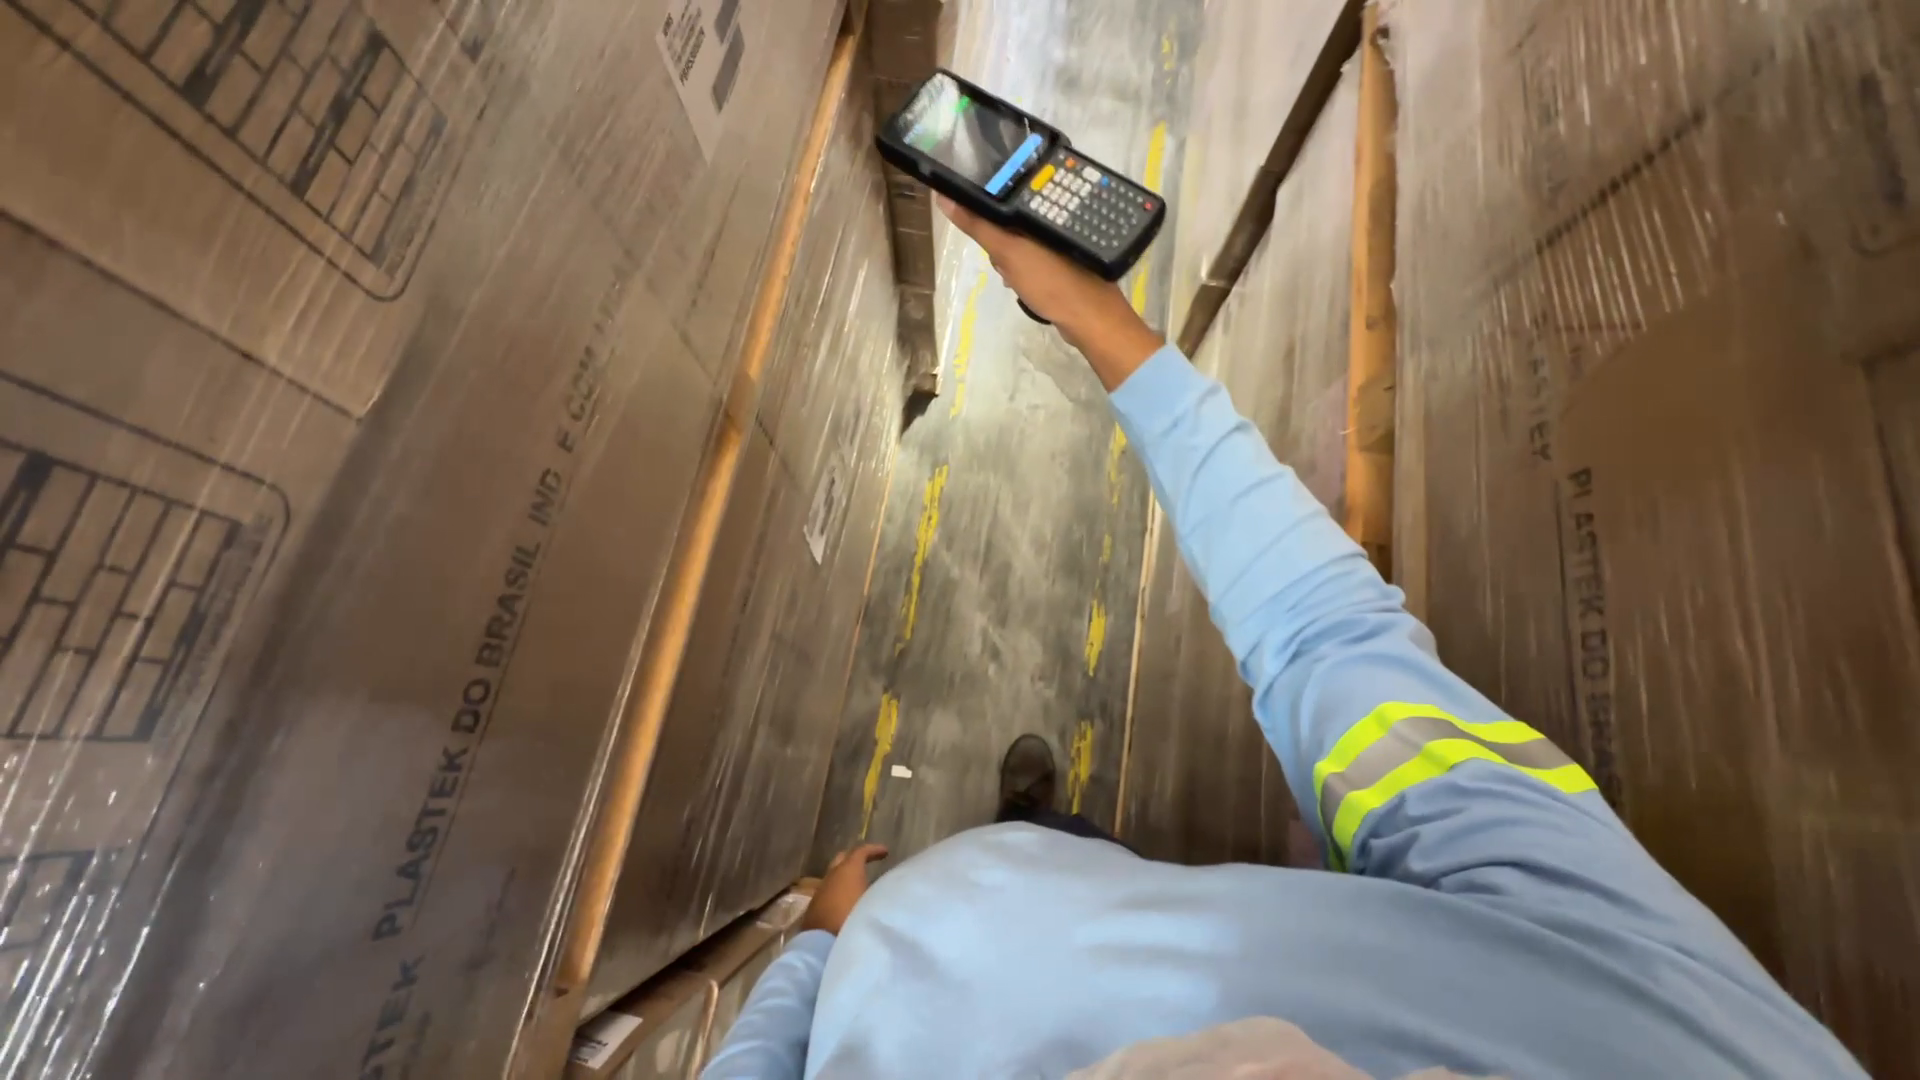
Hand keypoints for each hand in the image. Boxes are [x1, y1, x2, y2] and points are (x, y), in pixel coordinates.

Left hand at [802, 843, 888, 935]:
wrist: (821, 945)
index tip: (885, 852)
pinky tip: (845, 902)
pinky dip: (838, 890)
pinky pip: (829, 891)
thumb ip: (881, 892)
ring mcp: (820, 890)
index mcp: (848, 870)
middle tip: (869, 862)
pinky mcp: (814, 907)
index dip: (874, 849)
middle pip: (843, 858)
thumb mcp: (874, 903)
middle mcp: (832, 875)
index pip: (860, 851)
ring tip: (858, 884)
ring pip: (834, 875)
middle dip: (856, 858)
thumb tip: (890, 889)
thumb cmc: (853, 919)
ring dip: (845, 876)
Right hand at [936, 196, 1164, 390]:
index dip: (988, 216)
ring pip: (1022, 243)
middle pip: (1011, 222)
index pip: (1004, 197)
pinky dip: (1027, 272)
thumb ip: (978, 225)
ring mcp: (1063, 241)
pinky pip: (1036, 260)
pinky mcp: (1067, 261)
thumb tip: (945, 197)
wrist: (1088, 319)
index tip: (987, 237)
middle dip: (1002, 246)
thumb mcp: (1008, 252)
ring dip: (1013, 263)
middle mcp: (1054, 219)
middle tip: (1006, 264)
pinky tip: (1029, 288)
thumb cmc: (1050, 281)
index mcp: (1042, 207)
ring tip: (1019, 280)